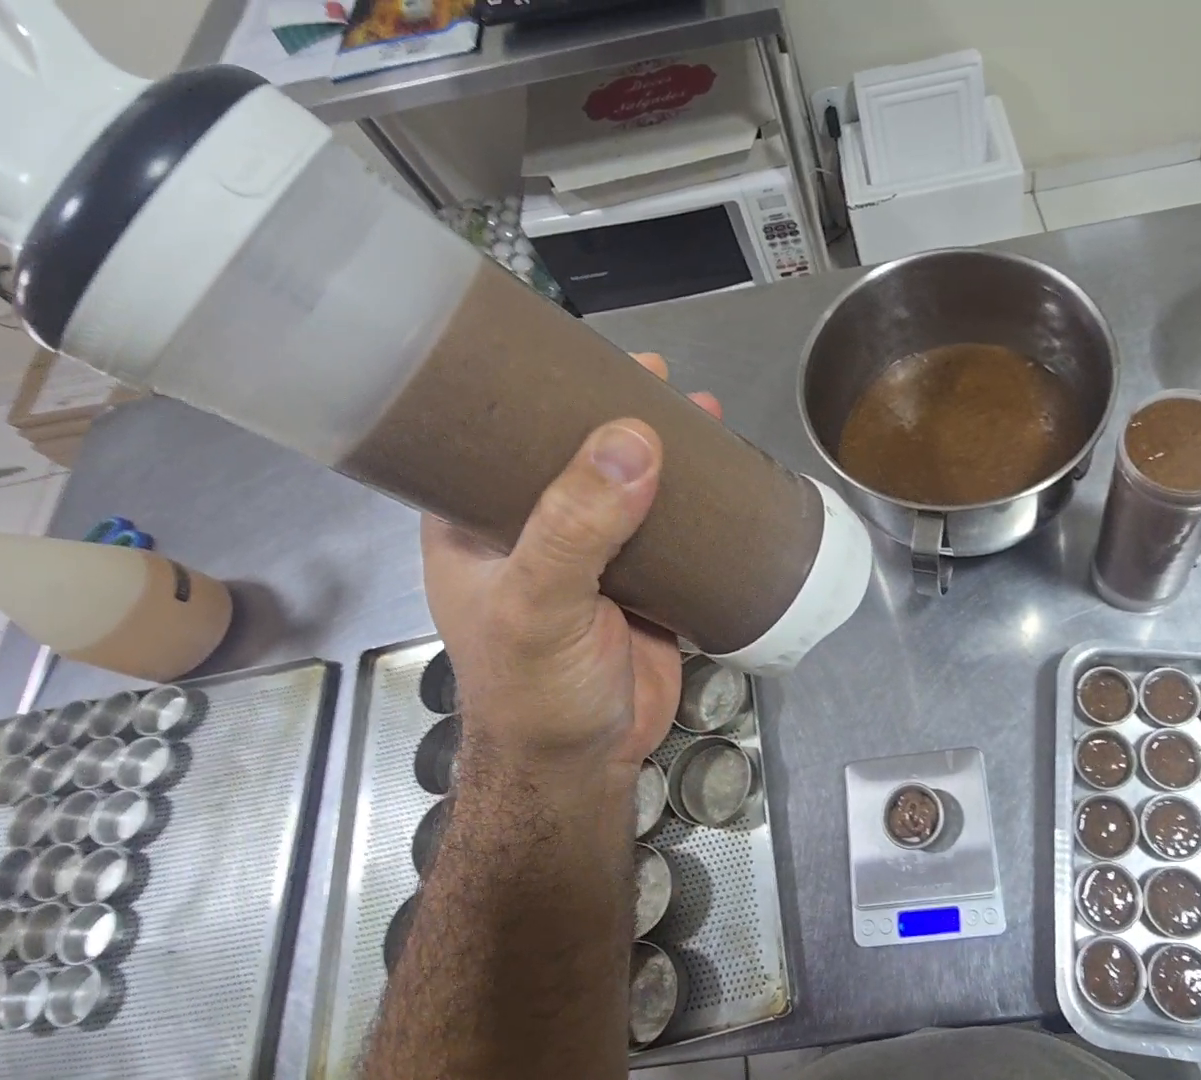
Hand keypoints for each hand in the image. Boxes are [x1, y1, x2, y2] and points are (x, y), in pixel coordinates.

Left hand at [421, 353, 720, 770]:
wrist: (584, 767)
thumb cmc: (537, 691)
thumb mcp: (540, 606)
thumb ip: (576, 526)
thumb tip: (635, 439)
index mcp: (476, 521)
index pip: (496, 435)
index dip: (538, 391)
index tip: (585, 354)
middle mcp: (531, 529)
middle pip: (574, 452)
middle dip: (617, 412)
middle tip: (659, 376)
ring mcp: (590, 556)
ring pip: (627, 485)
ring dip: (664, 450)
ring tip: (702, 412)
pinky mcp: (640, 582)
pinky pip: (667, 527)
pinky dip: (695, 498)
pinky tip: (724, 476)